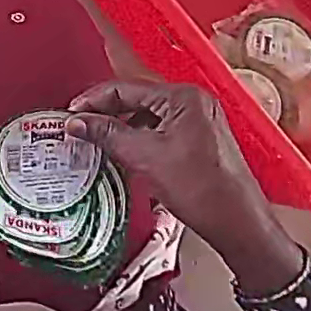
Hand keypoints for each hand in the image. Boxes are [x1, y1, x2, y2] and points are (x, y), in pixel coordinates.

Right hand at [67, 81, 305, 294]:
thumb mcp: (145, 157)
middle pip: (137, 99)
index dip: (94, 101)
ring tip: (98, 141)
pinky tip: (125, 152)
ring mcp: (198, 121)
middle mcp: (193, 102)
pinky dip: (139, 138)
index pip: (126, 88)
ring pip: (147, 115)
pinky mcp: (199, 139)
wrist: (238, 223)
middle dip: (106, 113)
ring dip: (121, 126)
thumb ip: (107, 134)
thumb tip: (78, 122)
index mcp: (183, 97)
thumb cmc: (203, 189)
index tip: (72, 115)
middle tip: (80, 127)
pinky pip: (160, 130)